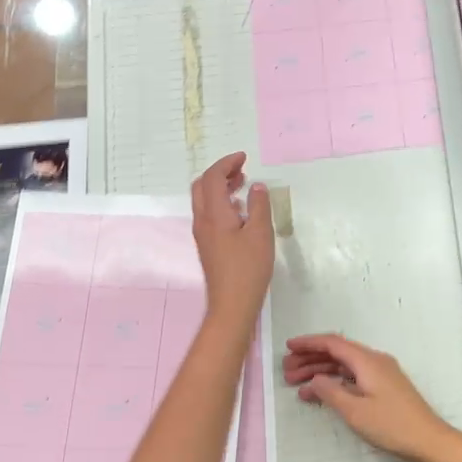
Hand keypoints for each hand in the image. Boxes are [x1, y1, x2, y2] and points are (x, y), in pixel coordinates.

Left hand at [191, 151, 271, 323]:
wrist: (232, 303)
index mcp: (214, 214)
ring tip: (243, 185)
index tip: (244, 158)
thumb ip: (258, 206)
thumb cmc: (248, 268)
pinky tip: (240, 211)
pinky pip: (209, 214)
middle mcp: (203, 221)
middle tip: (241, 169)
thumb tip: (257, 187)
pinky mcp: (208, 246)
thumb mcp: (261, 234)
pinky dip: (222, 203)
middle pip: (201, 186)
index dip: (226, 164)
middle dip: (219, 173)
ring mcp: (203, 235)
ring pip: (204, 201)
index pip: (212, 178)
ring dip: (220, 187)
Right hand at [283, 334, 451, 460]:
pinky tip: (320, 393)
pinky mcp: (385, 385)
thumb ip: (330, 392)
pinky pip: (354, 375)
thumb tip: (313, 379)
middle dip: (311, 359)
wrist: (427, 438)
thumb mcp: (354, 410)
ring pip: (345, 365)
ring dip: (321, 371)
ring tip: (296, 383)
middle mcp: (375, 360)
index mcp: (367, 361)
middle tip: (287, 371)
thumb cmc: (391, 425)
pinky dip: (335, 381)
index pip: (333, 343)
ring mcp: (381, 373)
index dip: (309, 343)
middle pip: (338, 352)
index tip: (288, 348)